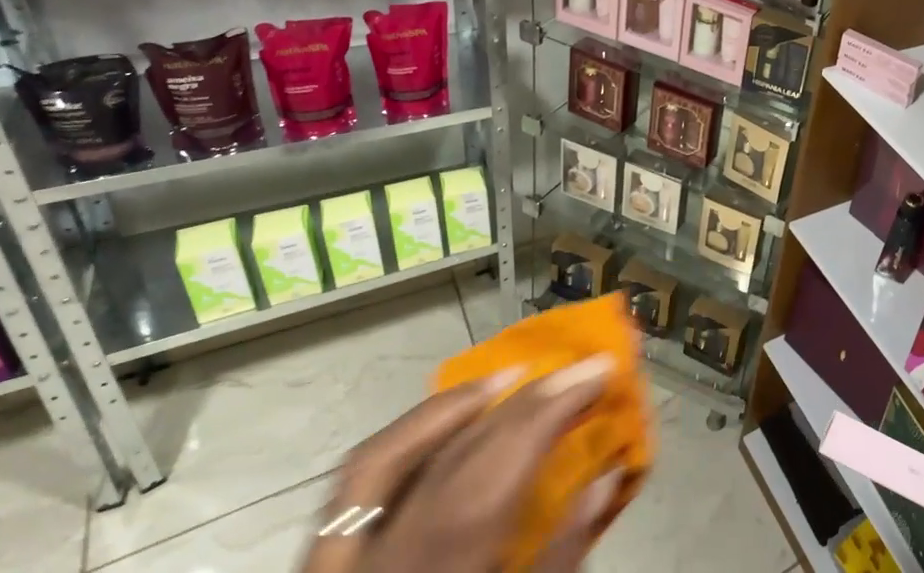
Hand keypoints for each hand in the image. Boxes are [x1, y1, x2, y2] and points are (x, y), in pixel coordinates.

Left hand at [301, 356, 622, 572]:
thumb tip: (606, 477)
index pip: (492, 480)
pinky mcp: (318, 570)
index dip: (547, 414)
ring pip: (383, 462)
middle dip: (526, 403)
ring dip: (455, 407)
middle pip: (452, 464)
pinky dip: (406, 439)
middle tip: (578, 370)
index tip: (597, 372)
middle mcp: (378, 570)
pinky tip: (449, 420)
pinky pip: (354, 489)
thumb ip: (563, 560)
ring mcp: (334, 570)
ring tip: (514, 376)